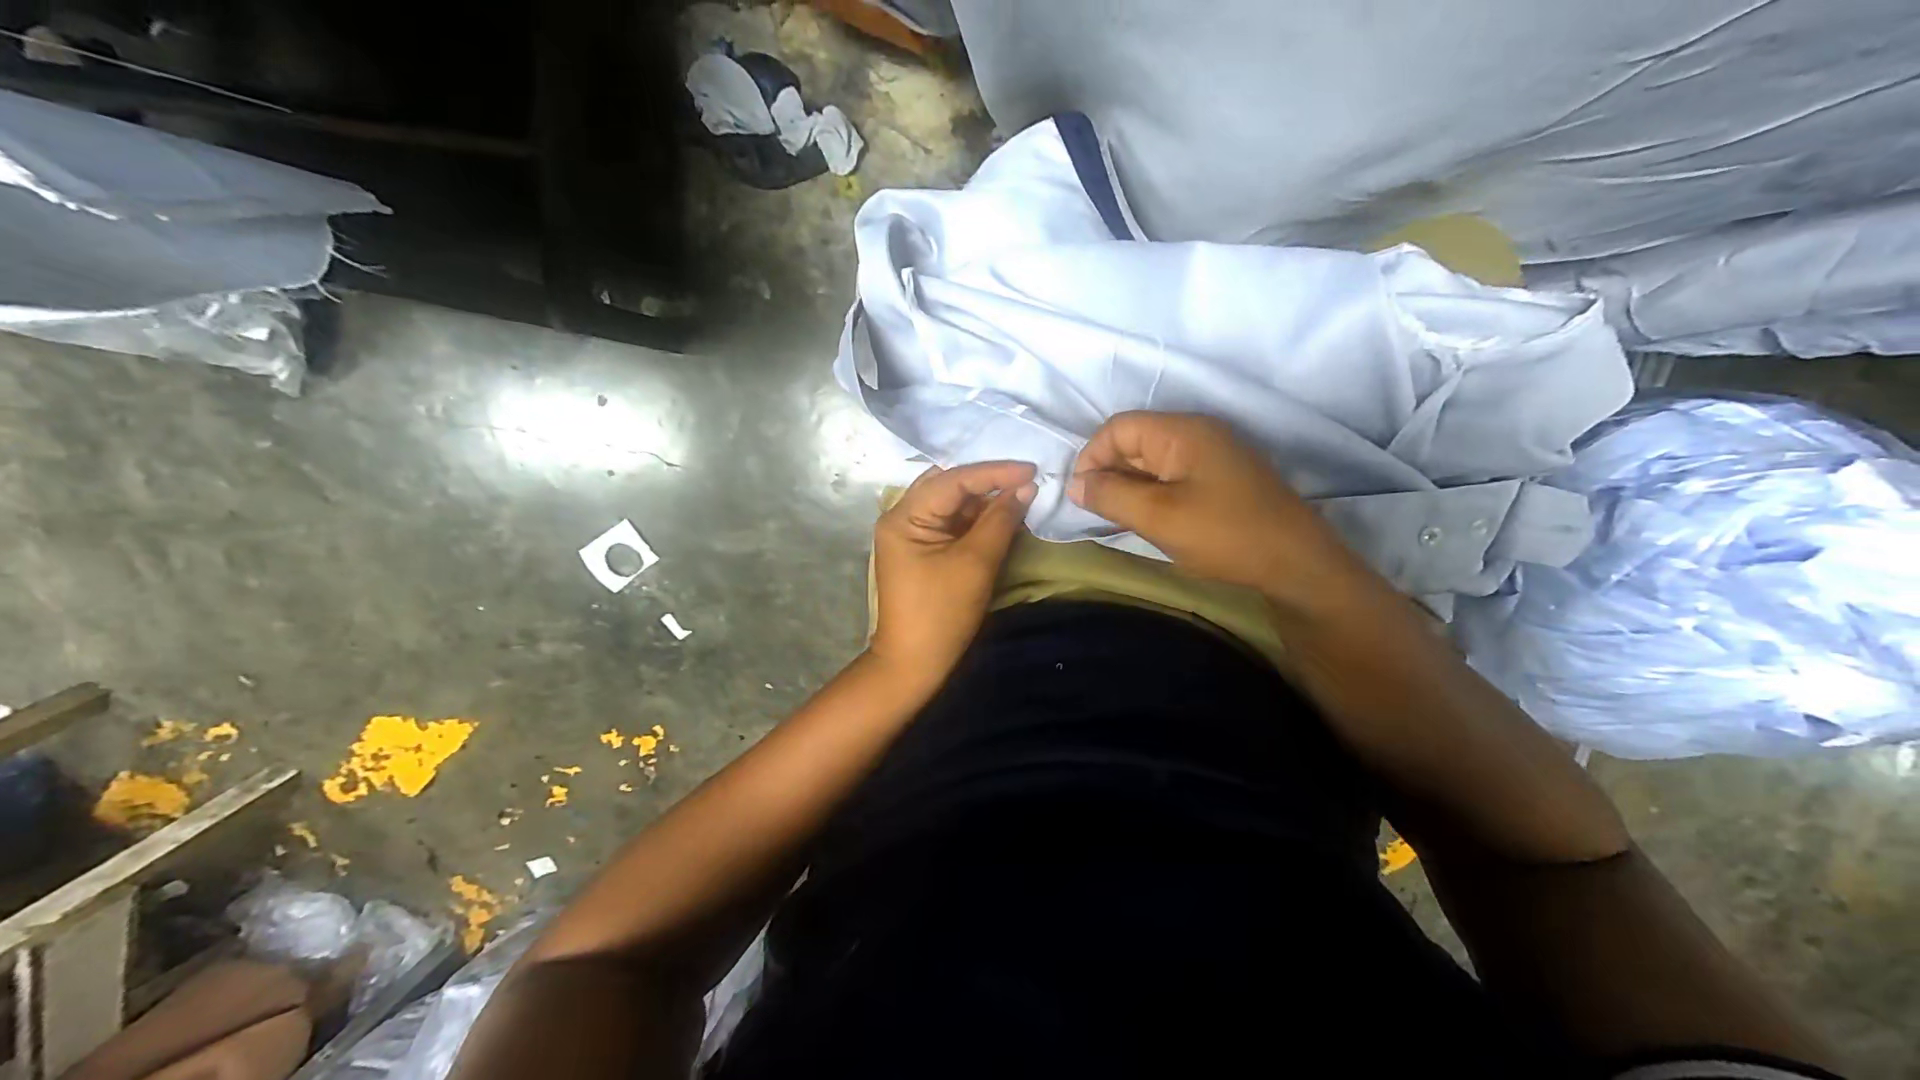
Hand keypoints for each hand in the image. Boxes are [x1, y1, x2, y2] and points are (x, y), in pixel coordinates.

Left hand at [869, 461, 1037, 692]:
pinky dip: (976, 518)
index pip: (952, 479)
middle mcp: (900, 517)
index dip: (994, 472)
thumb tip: (1024, 487)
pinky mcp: (920, 549)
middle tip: (1026, 480)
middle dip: (988, 481)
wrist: (915, 663)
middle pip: (948, 485)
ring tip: (1020, 495)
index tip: (1032, 470)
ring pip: (950, 503)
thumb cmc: (942, 613)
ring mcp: (909, 533)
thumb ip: (1000, 520)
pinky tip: (1001, 515)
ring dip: (984, 499)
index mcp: (903, 517)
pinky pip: (950, 522)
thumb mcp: (976, 563)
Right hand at [1068, 412, 1372, 610]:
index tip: (1082, 496)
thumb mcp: (1158, 517)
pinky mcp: (1223, 477)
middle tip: (1101, 513)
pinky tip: (1151, 521)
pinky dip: (1154, 494)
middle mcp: (1198, 432)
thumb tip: (1074, 483)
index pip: (1118, 428)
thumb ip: (1110, 495)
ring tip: (1122, 520)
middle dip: (1111, 474)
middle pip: (1136, 441)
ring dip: (1131, 487)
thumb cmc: (1225, 535)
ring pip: (1154, 461)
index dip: (1092, 457)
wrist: (1298, 564)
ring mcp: (1214, 454)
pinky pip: (1174, 475)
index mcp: (1183, 431)